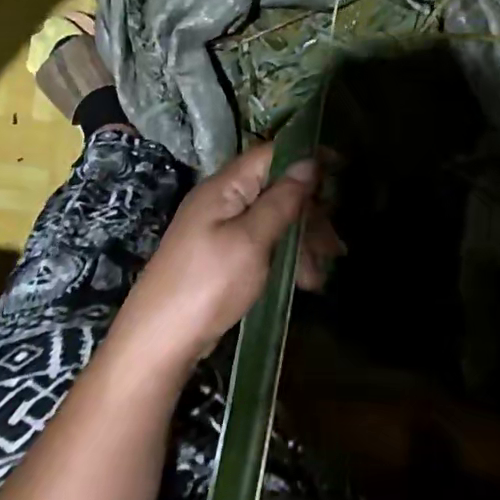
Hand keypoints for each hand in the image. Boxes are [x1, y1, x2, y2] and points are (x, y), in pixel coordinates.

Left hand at [111, 144, 341, 370]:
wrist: (157, 346)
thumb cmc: (207, 286)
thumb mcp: (252, 240)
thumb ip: (282, 199)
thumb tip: (310, 162)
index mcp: (226, 188)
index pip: (273, 154)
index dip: (308, 156)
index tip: (342, 169)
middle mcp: (223, 201)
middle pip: (278, 189)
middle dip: (311, 212)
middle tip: (335, 243)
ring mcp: (222, 229)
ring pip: (275, 219)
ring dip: (303, 240)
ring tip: (322, 272)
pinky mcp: (224, 256)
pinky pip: (264, 243)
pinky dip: (287, 256)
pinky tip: (305, 281)